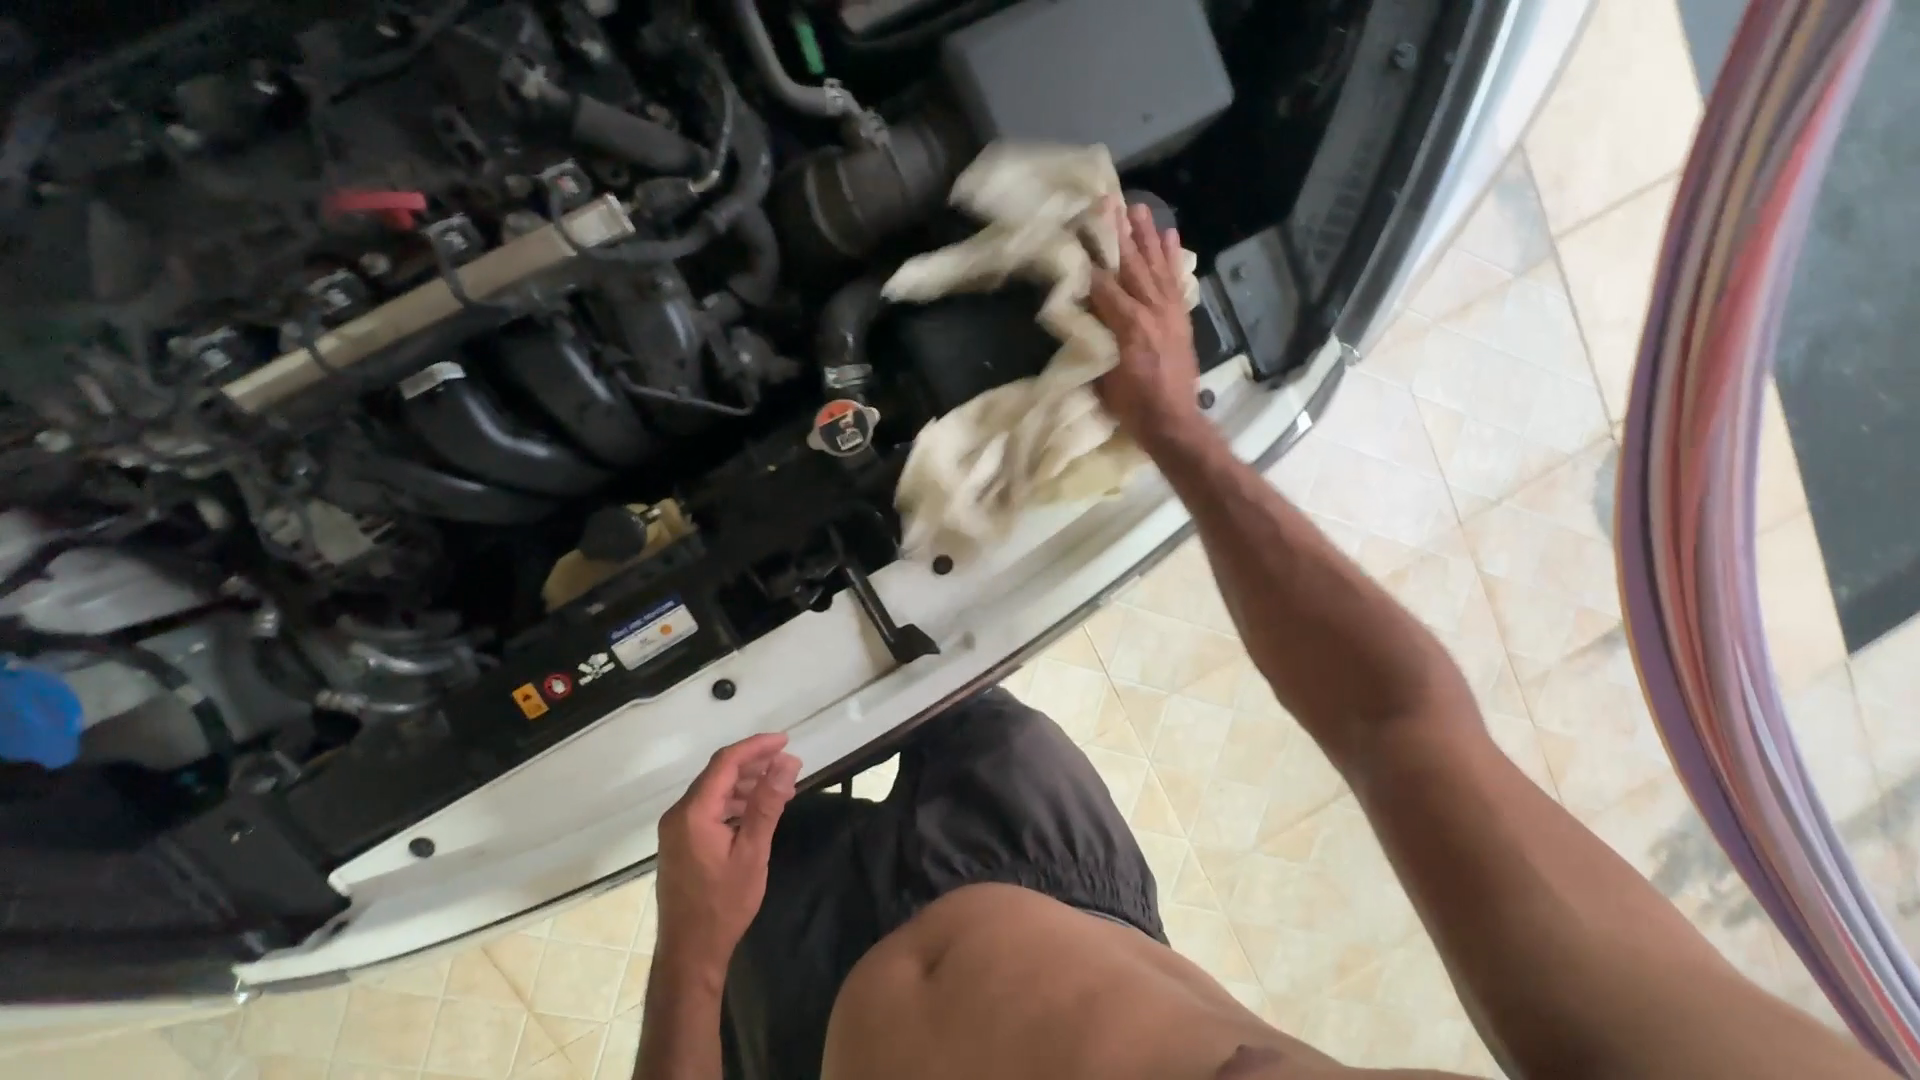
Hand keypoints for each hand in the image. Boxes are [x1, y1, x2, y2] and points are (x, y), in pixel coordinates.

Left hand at [654, 733, 800, 975]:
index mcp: (693, 812)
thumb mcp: (752, 853)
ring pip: (714, 791)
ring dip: (746, 784)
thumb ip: (768, 804)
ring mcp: (676, 829)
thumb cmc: (723, 905)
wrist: (690, 952)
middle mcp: (678, 814)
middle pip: (718, 773)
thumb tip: (786, 763)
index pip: (726, 763)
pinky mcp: (680, 842)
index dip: (756, 747)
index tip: (786, 741)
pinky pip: (708, 808)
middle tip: (789, 765)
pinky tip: (756, 811)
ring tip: (780, 788)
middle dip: (754, 764)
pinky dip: (734, 803)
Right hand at [1089, 200, 1202, 446]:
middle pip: (1132, 264)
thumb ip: (1093, 341)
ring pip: (1156, 266)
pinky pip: (1175, 281)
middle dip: (1119, 233)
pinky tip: (1169, 236)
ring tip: (1138, 209)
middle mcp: (1151, 310)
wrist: (1172, 422)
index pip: (1103, 283)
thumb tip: (1082, 317)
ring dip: (1146, 237)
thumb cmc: (1131, 406)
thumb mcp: (1102, 375)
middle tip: (1109, 202)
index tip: (1077, 232)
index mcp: (1127, 324)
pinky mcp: (1180, 319)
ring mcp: (1169, 312)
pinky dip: (1172, 258)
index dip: (1089, 258)